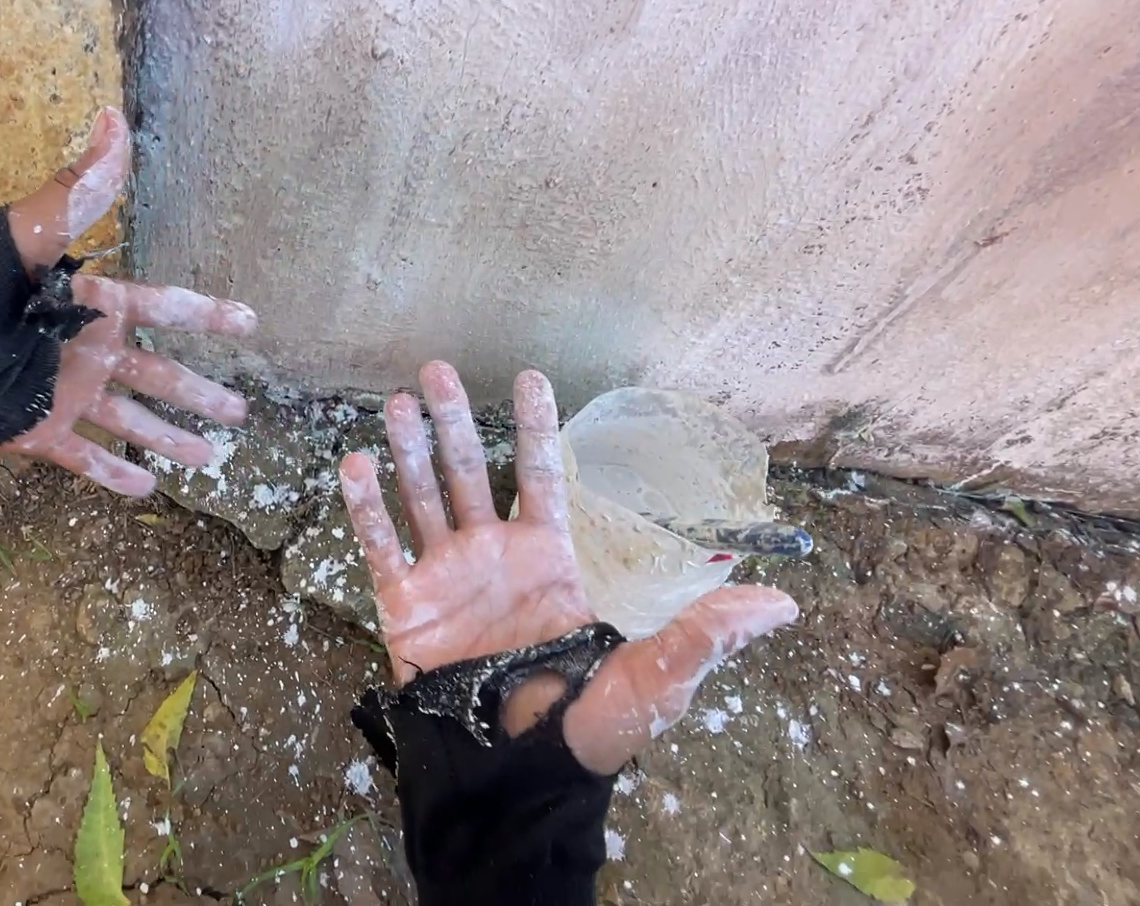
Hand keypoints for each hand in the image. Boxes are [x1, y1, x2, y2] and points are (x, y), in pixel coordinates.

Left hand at [0, 108, 256, 496]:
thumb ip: (72, 195)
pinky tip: (144, 491)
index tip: (250, 323)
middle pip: (156, 373)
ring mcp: (59, 394)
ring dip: (166, 439)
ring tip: (205, 461)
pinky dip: (112, 474)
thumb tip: (113, 118)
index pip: (162, 308)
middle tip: (239, 414)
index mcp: (87, 304)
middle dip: (198, 392)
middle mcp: (82, 349)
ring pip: (128, 420)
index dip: (207, 315)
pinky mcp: (32, 433)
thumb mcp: (16, 241)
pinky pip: (81, 457)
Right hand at [339, 361, 798, 773]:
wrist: (510, 769)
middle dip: (454, 420)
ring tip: (396, 403)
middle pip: (468, 471)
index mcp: (546, 556)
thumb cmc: (582, 721)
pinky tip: (355, 465)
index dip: (535, 428)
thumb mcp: (650, 679)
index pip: (539, 477)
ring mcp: (444, 571)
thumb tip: (784, 603)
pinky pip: (381, 545)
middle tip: (438, 369)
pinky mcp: (404, 599)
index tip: (529, 378)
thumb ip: (700, 635)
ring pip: (421, 496)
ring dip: (408, 449)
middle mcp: (490, 551)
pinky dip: (367, 507)